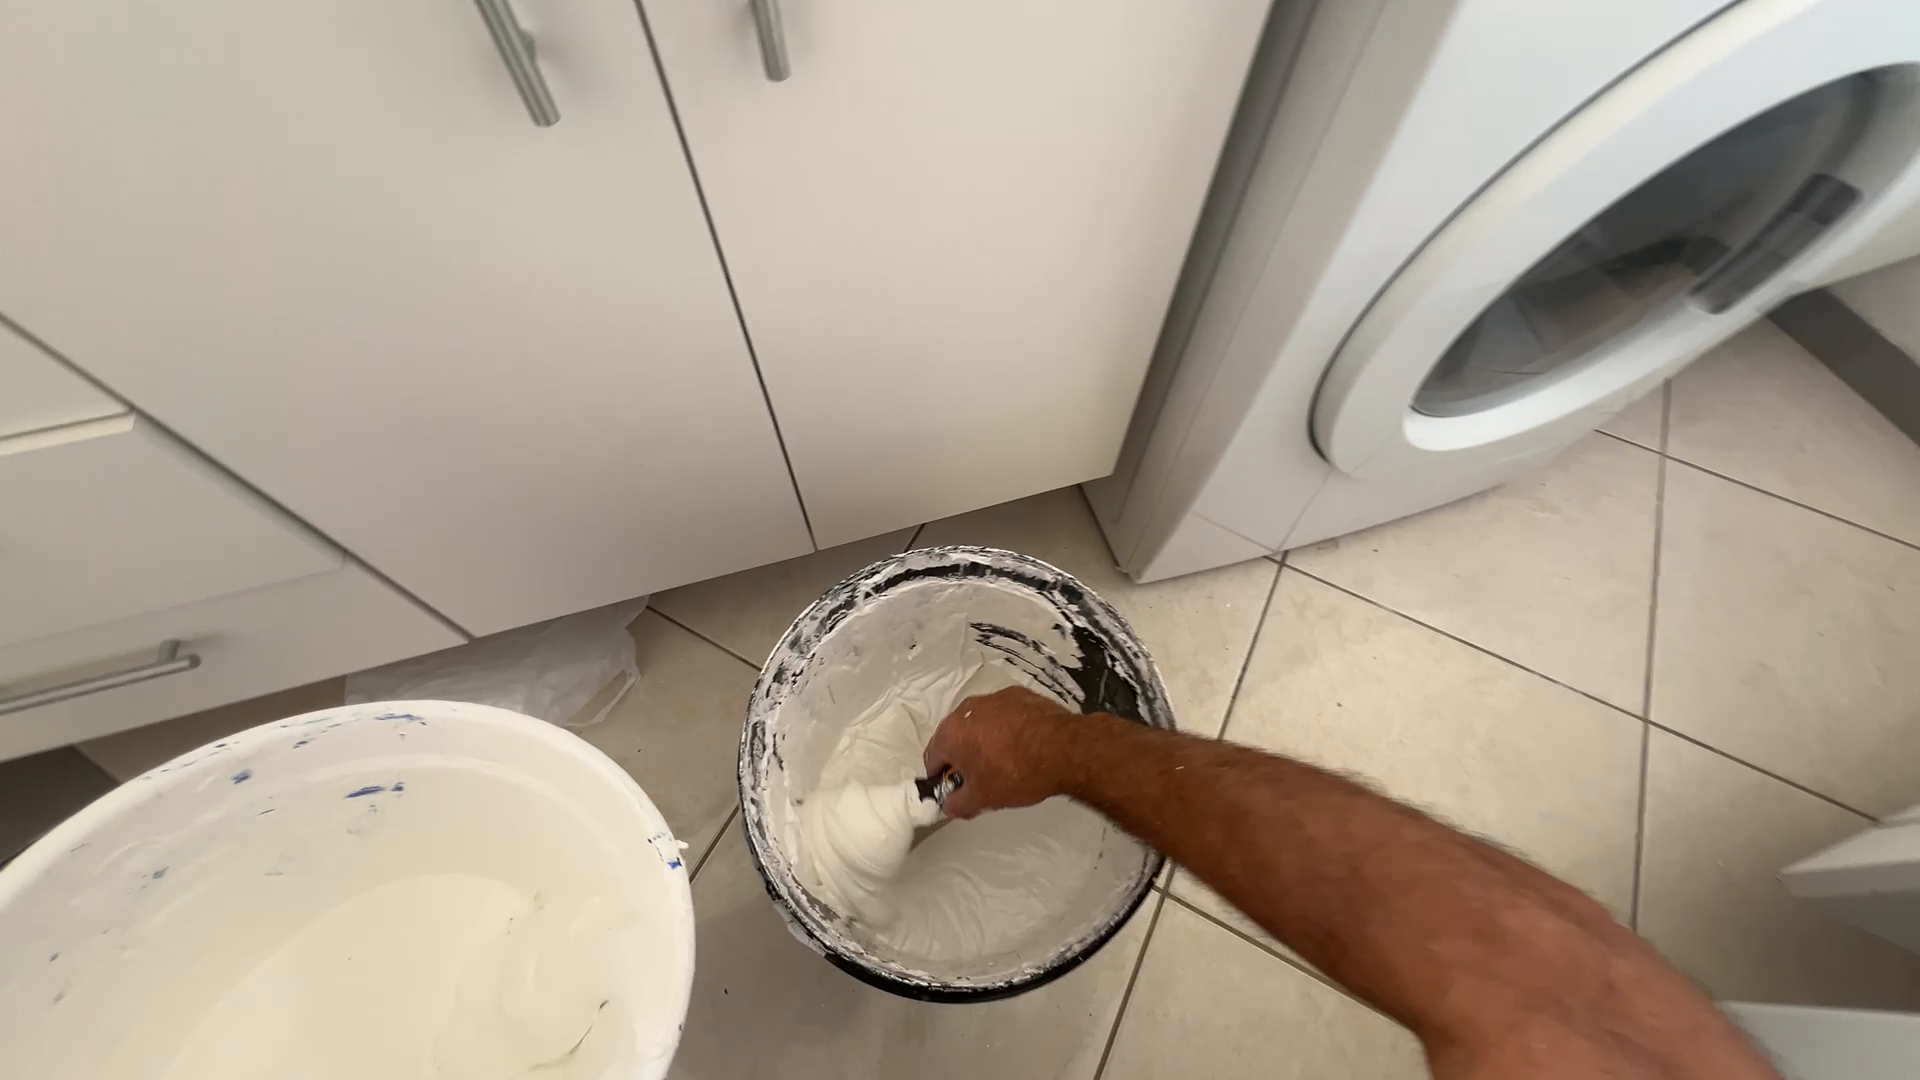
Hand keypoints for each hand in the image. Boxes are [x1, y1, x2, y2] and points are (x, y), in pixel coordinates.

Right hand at [921, 686, 1074, 818]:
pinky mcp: (1018, 693)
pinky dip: (1006, 726)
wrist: (1064, 749)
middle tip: (981, 777)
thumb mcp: (982, 799)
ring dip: (984, 739)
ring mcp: (993, 698)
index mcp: (951, 732)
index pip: (932, 757)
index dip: (941, 776)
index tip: (956, 788)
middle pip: (955, 736)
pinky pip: (1002, 713)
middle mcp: (967, 708)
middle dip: (963, 756)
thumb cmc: (1016, 773)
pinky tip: (1023, 743)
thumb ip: (956, 804)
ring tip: (1005, 760)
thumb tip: (949, 803)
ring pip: (979, 722)